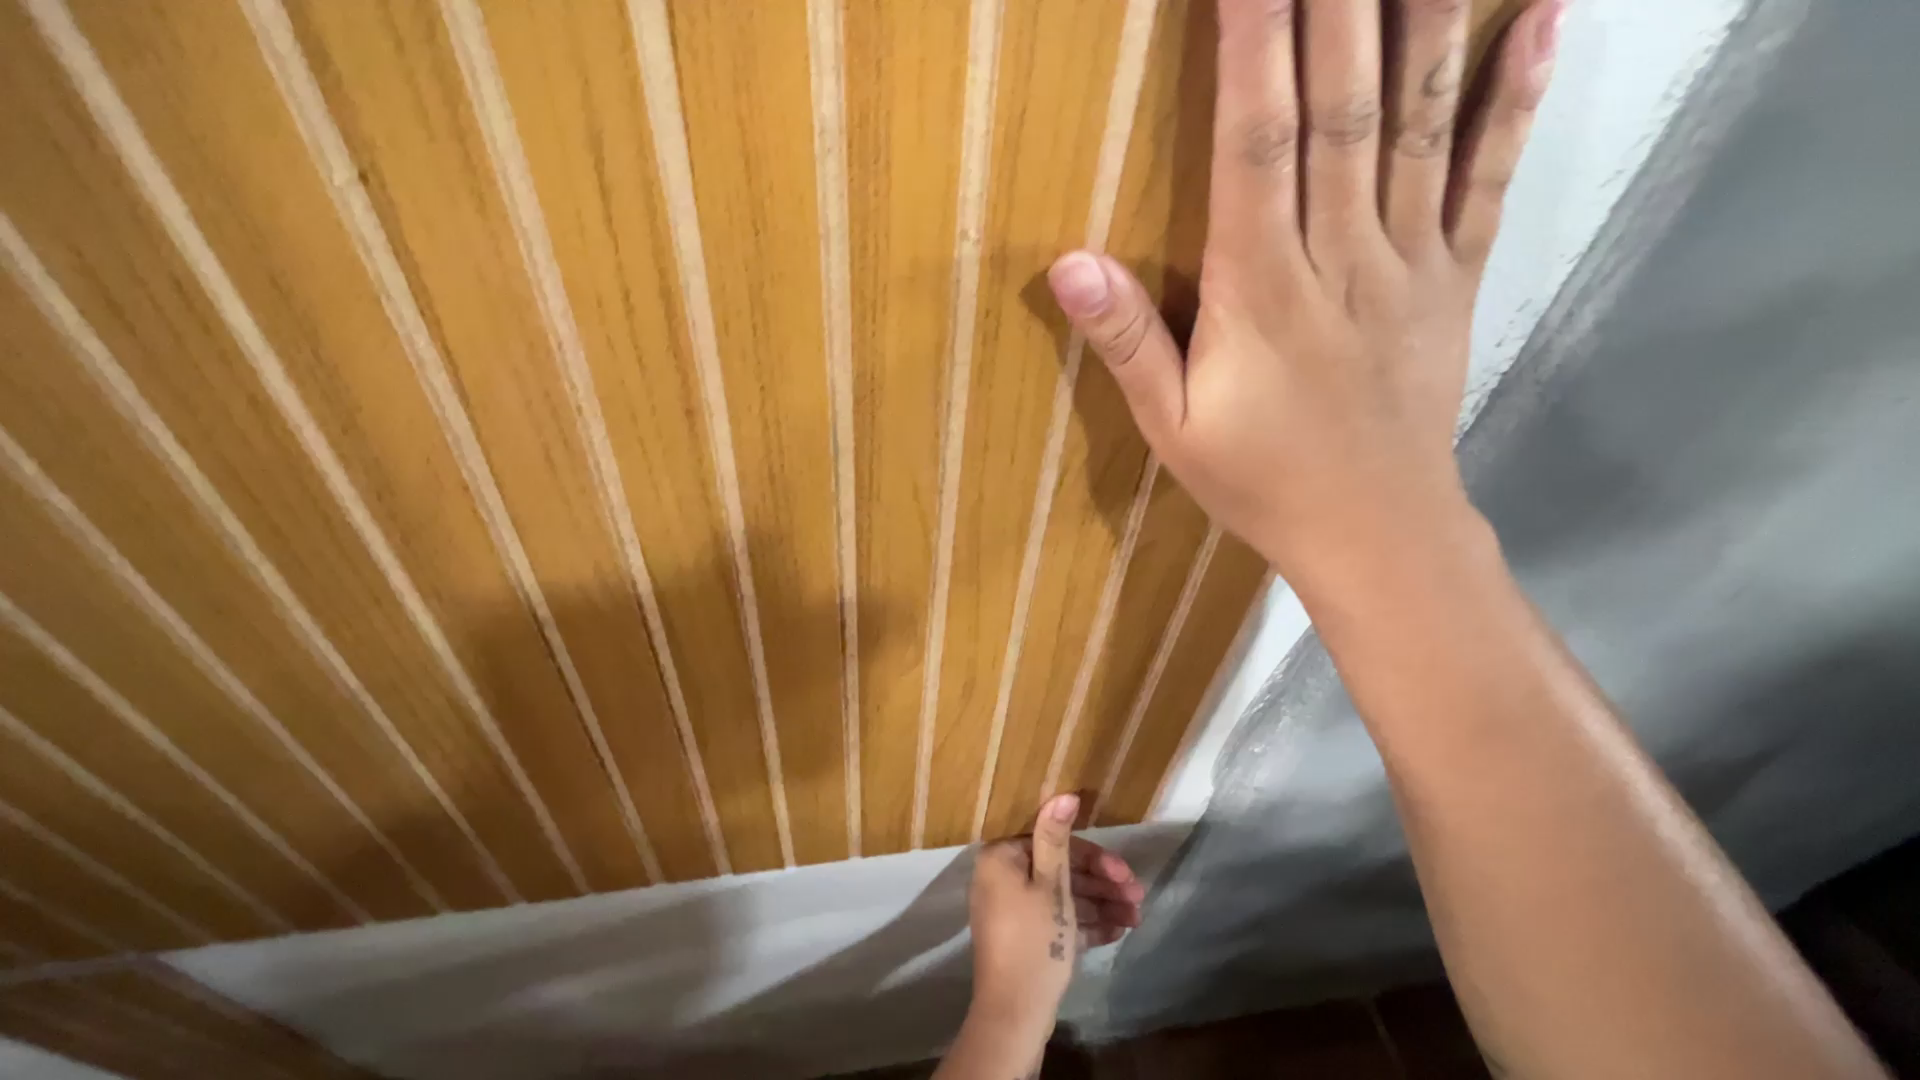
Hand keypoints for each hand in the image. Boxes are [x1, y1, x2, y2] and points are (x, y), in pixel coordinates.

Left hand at [966, 795, 1143, 1026]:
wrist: (1014, 1014)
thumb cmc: (1034, 940)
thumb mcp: (1051, 886)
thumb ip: (1056, 839)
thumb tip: (1063, 793)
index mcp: (1001, 859)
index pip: (1053, 842)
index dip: (1093, 857)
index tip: (1125, 872)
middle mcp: (1002, 878)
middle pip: (1060, 869)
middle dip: (1102, 883)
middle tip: (1138, 898)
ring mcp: (1012, 910)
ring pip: (1062, 897)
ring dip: (1100, 904)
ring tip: (1136, 919)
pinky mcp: (1024, 937)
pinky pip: (1056, 920)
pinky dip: (1085, 924)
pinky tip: (1118, 932)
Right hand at [1048, 0, 1562, 593]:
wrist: (1375, 530)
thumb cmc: (1260, 480)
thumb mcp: (1171, 428)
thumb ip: (1127, 343)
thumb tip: (1067, 264)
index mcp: (1261, 291)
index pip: (1255, 144)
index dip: (1251, 45)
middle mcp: (1341, 256)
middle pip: (1340, 106)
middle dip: (1332, 1)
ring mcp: (1410, 260)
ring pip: (1418, 121)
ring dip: (1422, 17)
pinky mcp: (1456, 276)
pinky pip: (1489, 177)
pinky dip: (1516, 97)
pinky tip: (1541, 17)